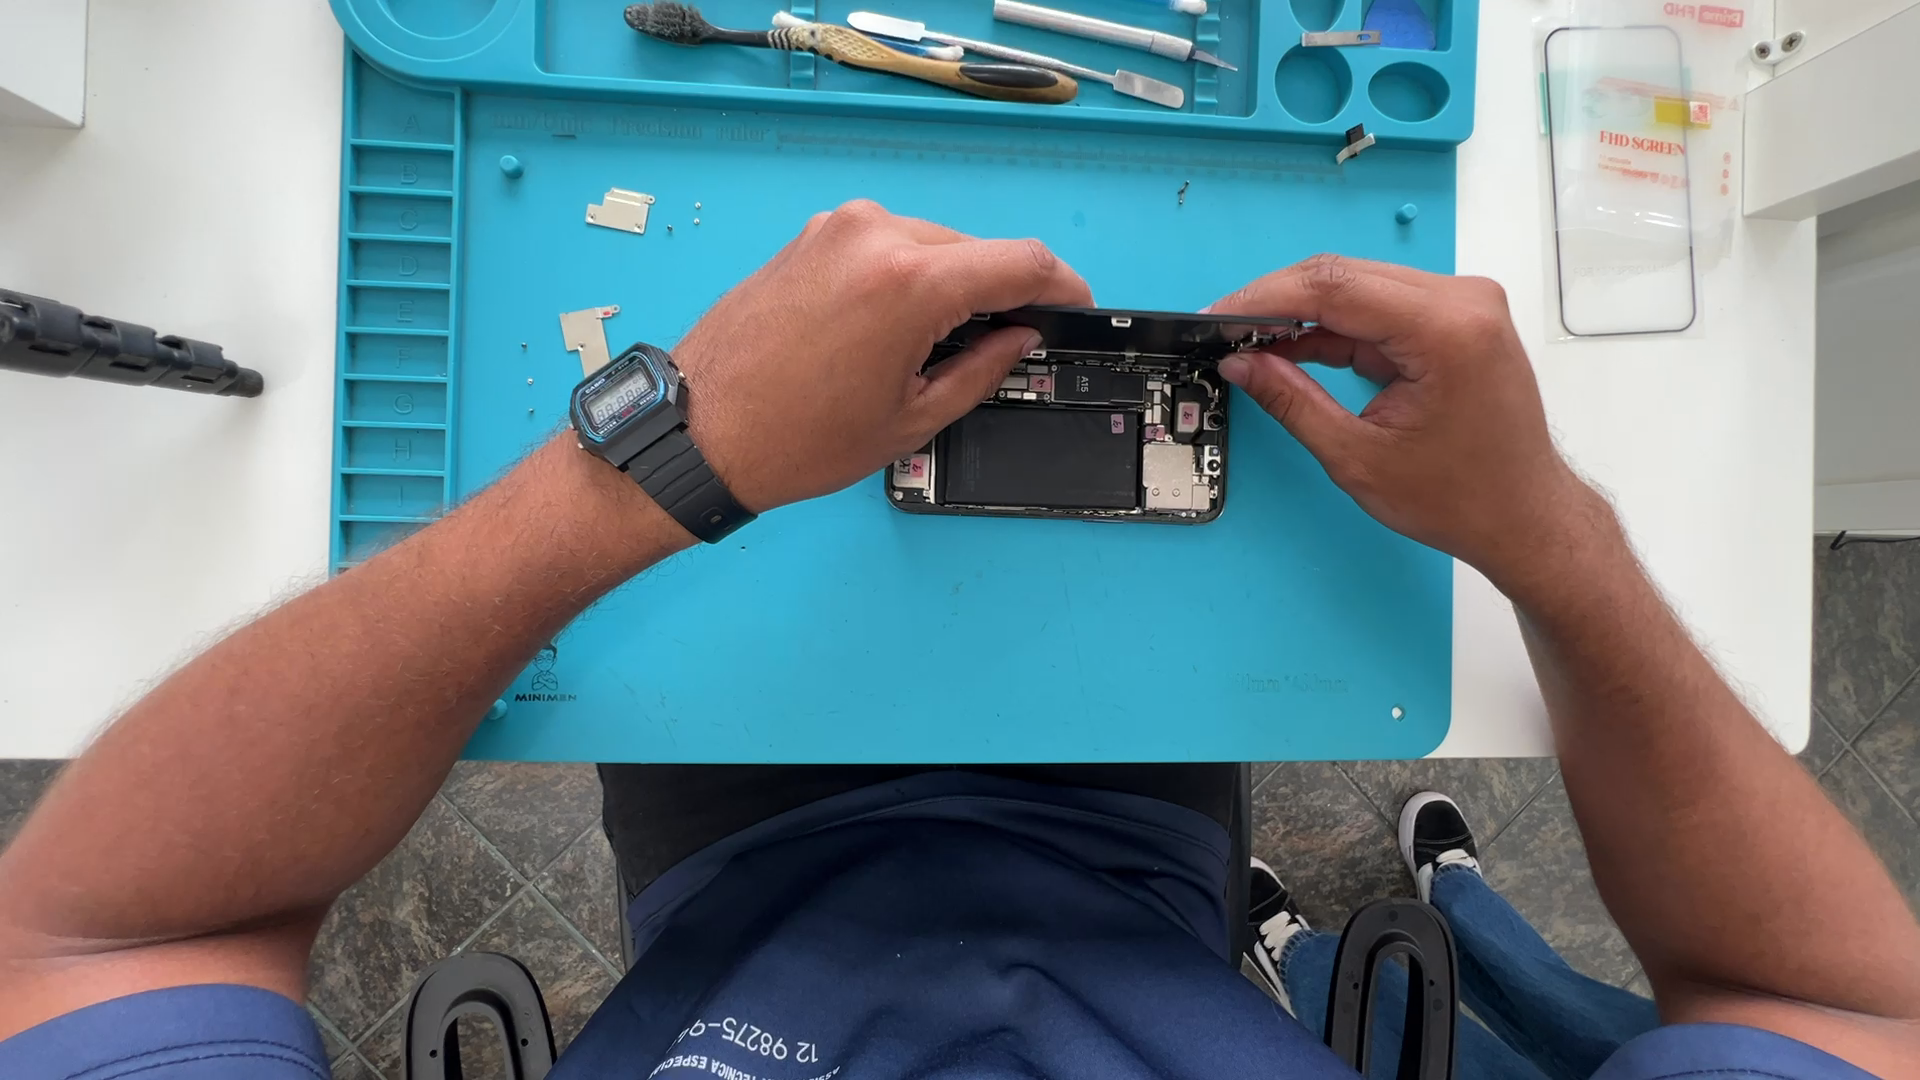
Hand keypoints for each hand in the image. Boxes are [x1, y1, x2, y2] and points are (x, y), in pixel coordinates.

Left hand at [669, 200, 1091, 512]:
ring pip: (931, 246)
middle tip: (1008, 344)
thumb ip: (982, 369)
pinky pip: (886, 246)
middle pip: (975, 251)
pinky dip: (910, 277)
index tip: (1075, 307)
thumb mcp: (912, 417)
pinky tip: (898, 326)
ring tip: (941, 346)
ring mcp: (838, 229)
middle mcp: (876, 235)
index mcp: (911, 282)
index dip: (1062, 286)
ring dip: (953, 287)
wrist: (703, 432)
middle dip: (1003, 295)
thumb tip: (1019, 338)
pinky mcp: (811, 238)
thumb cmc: (802, 439)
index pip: (1021, 263)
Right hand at [1210, 256, 1589, 585]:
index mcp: (1444, 329)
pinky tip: (1286, 349)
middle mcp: (1460, 300)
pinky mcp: (1449, 322)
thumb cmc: (1451, 496)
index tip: (1214, 316)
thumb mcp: (1355, 456)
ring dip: (1297, 313)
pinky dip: (1326, 328)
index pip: (1334, 288)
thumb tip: (1238, 364)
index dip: (1264, 298)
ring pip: (1355, 287)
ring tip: (1246, 342)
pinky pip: (1373, 309)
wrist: (1521, 514)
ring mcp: (1458, 306)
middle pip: (1342, 276)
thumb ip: (1292, 402)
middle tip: (1221, 331)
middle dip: (1274, 301)